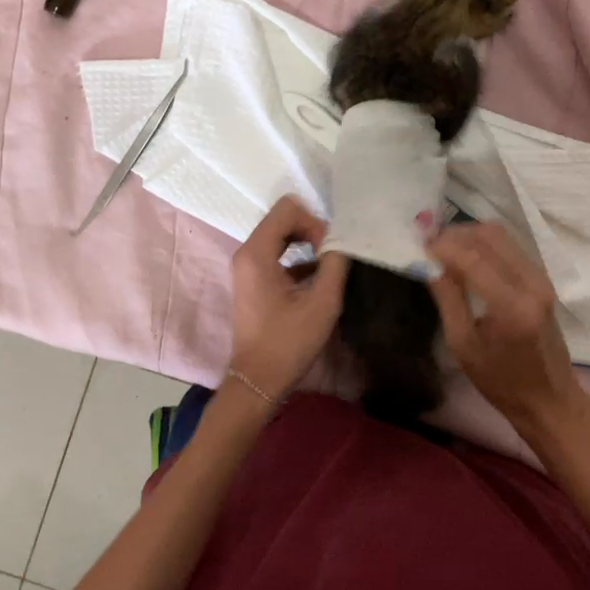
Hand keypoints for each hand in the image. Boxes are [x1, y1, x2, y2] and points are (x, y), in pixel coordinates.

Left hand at [229, 196, 349, 399]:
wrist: (258, 379)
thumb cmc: (288, 342)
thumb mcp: (323, 302)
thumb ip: (335, 263)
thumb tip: (343, 240)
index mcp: (256, 253)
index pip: (288, 209)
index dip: (315, 223)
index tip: (329, 252)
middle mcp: (246, 253)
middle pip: (283, 219)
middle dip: (312, 231)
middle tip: (332, 258)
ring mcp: (246, 267)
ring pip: (280, 236)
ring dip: (306, 246)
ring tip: (328, 269)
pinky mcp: (252, 281)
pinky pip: (276, 255)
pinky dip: (297, 260)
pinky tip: (317, 281)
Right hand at [427, 223, 585, 429]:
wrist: (549, 399)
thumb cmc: (501, 381)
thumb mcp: (463, 345)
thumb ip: (447, 298)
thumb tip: (429, 262)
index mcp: (512, 306)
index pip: (473, 258)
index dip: (443, 247)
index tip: (419, 247)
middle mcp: (532, 284)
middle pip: (490, 236)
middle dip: (455, 234)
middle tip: (429, 246)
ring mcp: (541, 278)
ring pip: (501, 235)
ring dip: (470, 236)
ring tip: (444, 249)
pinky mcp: (542, 279)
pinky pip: (510, 246)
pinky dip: (484, 244)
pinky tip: (466, 257)